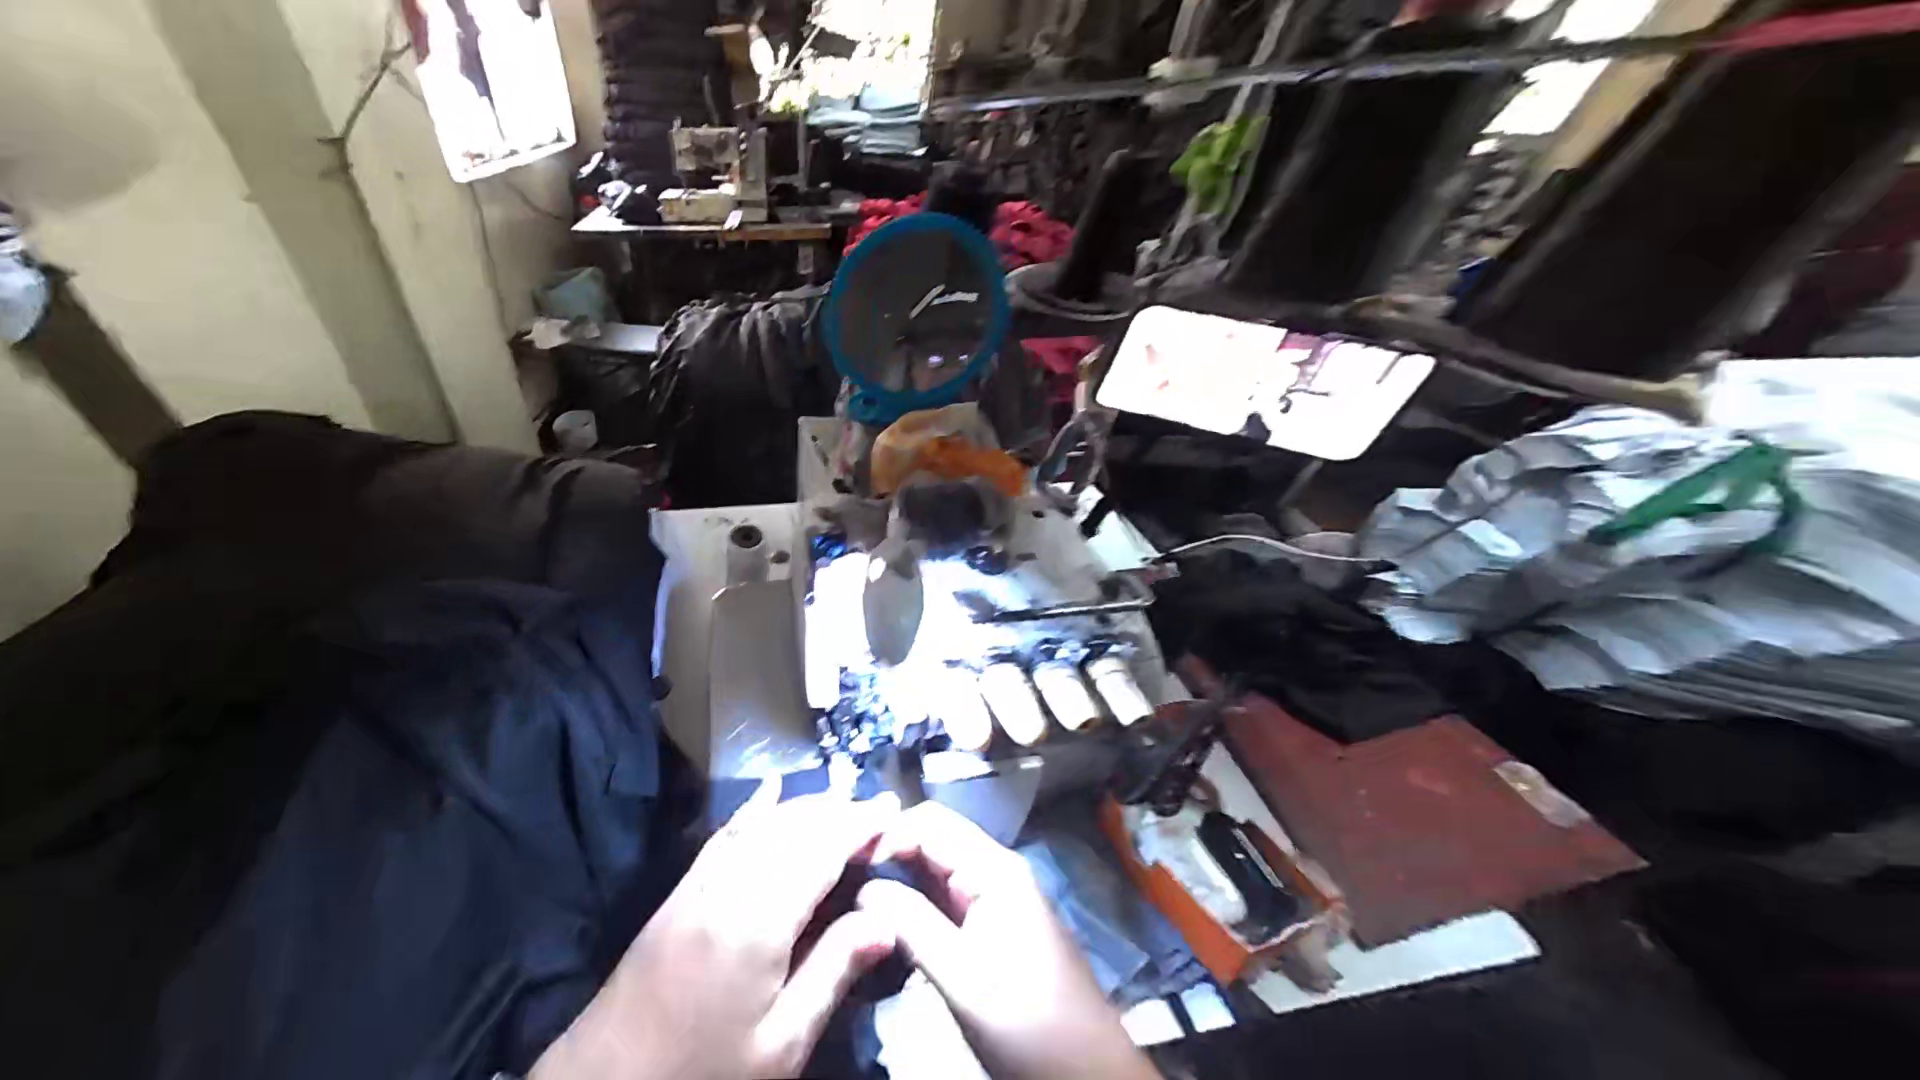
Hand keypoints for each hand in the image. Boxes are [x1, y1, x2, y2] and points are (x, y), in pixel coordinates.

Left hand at [532, 784, 899, 1079]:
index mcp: (759, 919)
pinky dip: (754, 809)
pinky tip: (770, 792)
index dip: (860, 824)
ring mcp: (700, 884)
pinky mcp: (680, 892)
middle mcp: (730, 884)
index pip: (821, 849)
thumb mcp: (780, 1045)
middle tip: (877, 812)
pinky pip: (725, 834)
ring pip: (762, 823)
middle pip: (793, 826)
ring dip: (806, 806)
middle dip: (839, 810)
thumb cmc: (699, 1077)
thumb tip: (888, 920)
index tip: (893, 810)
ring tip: (843, 804)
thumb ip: (834, 972)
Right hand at [857, 802, 1158, 1079]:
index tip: (845, 864)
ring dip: (900, 875)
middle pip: (934, 838)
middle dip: (889, 850)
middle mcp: (995, 869)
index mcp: (994, 868)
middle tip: (844, 879)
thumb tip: (863, 887)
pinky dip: (916, 898)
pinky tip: (889, 917)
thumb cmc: (1027, 1022)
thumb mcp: (962, 976)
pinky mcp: (993, 921)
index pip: (930, 823)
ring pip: (938, 866)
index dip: (886, 835)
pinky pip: (947, 894)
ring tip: (856, 896)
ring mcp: (996, 895)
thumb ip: (911, 923)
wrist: (1087, 1071)